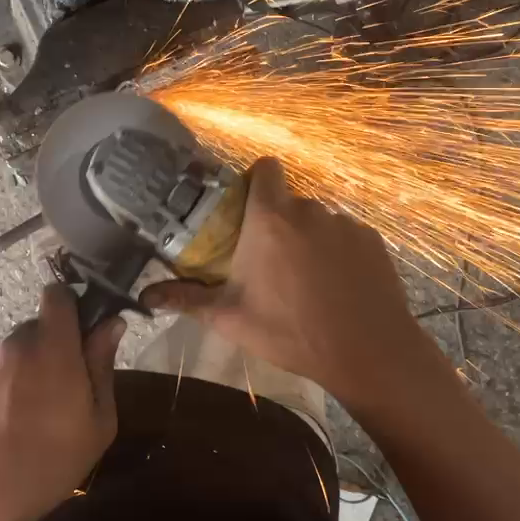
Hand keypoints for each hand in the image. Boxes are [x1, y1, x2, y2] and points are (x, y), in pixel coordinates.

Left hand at [0, 286, 126, 520]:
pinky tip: (0, 428)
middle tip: (60, 390)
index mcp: (52, 348)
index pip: (57, 294)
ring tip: (26, 417)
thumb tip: (111, 324)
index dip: (70, 306)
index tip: (80, 332)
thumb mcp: (98, 422)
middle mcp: (12, 346)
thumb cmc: (51, 463)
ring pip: (9, 356)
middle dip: (50, 349)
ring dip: (21, 373)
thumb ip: (102, 365)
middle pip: (34, 329)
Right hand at [140, 158, 430, 405]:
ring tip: (303, 280)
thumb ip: (187, 298)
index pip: (264, 168)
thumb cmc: (290, 332)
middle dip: (276, 222)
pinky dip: (337, 253)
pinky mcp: (373, 242)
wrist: (368, 352)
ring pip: (318, 220)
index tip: (244, 208)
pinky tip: (335, 287)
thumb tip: (145, 295)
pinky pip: (346, 236)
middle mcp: (310, 210)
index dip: (254, 180)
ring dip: (307, 240)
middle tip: (266, 261)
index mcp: (270, 219)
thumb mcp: (231, 318)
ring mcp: (346, 224)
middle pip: (288, 201)